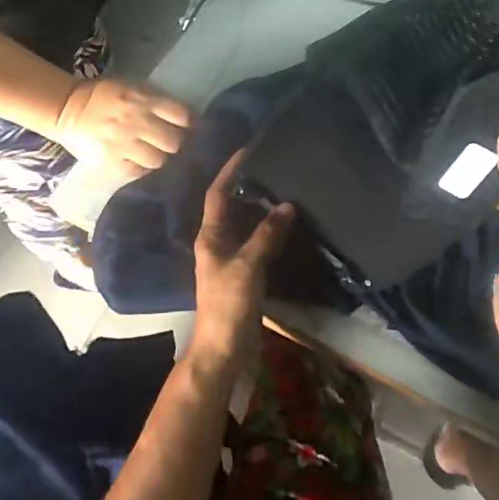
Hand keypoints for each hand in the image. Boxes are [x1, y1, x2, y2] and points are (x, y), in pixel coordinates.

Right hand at [54, 78, 192, 176]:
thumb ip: (156, 101)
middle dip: (174, 143)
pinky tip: (137, 161)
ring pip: (158, 160)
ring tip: (152, 153)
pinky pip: (138, 171)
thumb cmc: (104, 96)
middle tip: (168, 143)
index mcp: (143, 100)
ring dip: (158, 157)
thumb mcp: (132, 88)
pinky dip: (141, 168)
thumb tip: (185, 118)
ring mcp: (124, 143)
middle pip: (173, 141)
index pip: (181, 116)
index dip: (188, 123)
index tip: (187, 127)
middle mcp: (136, 121)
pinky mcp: (111, 161)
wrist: (68, 109)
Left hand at [189, 151, 293, 364]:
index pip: (217, 194)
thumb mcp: (248, 266)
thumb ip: (266, 235)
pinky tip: (288, 227)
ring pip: (245, 225)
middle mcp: (217, 243)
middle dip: (248, 187)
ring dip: (261, 209)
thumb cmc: (228, 304)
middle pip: (231, 206)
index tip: (247, 150)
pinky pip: (256, 243)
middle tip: (274, 167)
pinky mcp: (244, 274)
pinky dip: (269, 232)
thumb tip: (287, 205)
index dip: (229, 170)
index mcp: (210, 236)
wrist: (224, 350)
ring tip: (285, 189)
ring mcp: (230, 259)